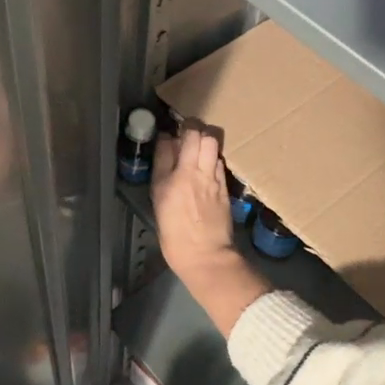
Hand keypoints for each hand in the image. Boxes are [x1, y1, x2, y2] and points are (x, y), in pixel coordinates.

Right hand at [152, 127, 267, 336]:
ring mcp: (210, 178)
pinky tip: (210, 164)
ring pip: (212, 143)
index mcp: (166, 181)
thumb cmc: (175, 237)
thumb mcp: (159, 205)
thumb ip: (163, 176)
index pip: (166, 144)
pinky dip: (214, 157)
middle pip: (196, 135)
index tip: (168, 135)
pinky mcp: (224, 186)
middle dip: (192, 128)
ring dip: (206, 139)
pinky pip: (219, 161)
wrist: (205, 256)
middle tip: (188, 131)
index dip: (168, 136)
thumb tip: (169, 154)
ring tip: (200, 144)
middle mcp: (189, 174)